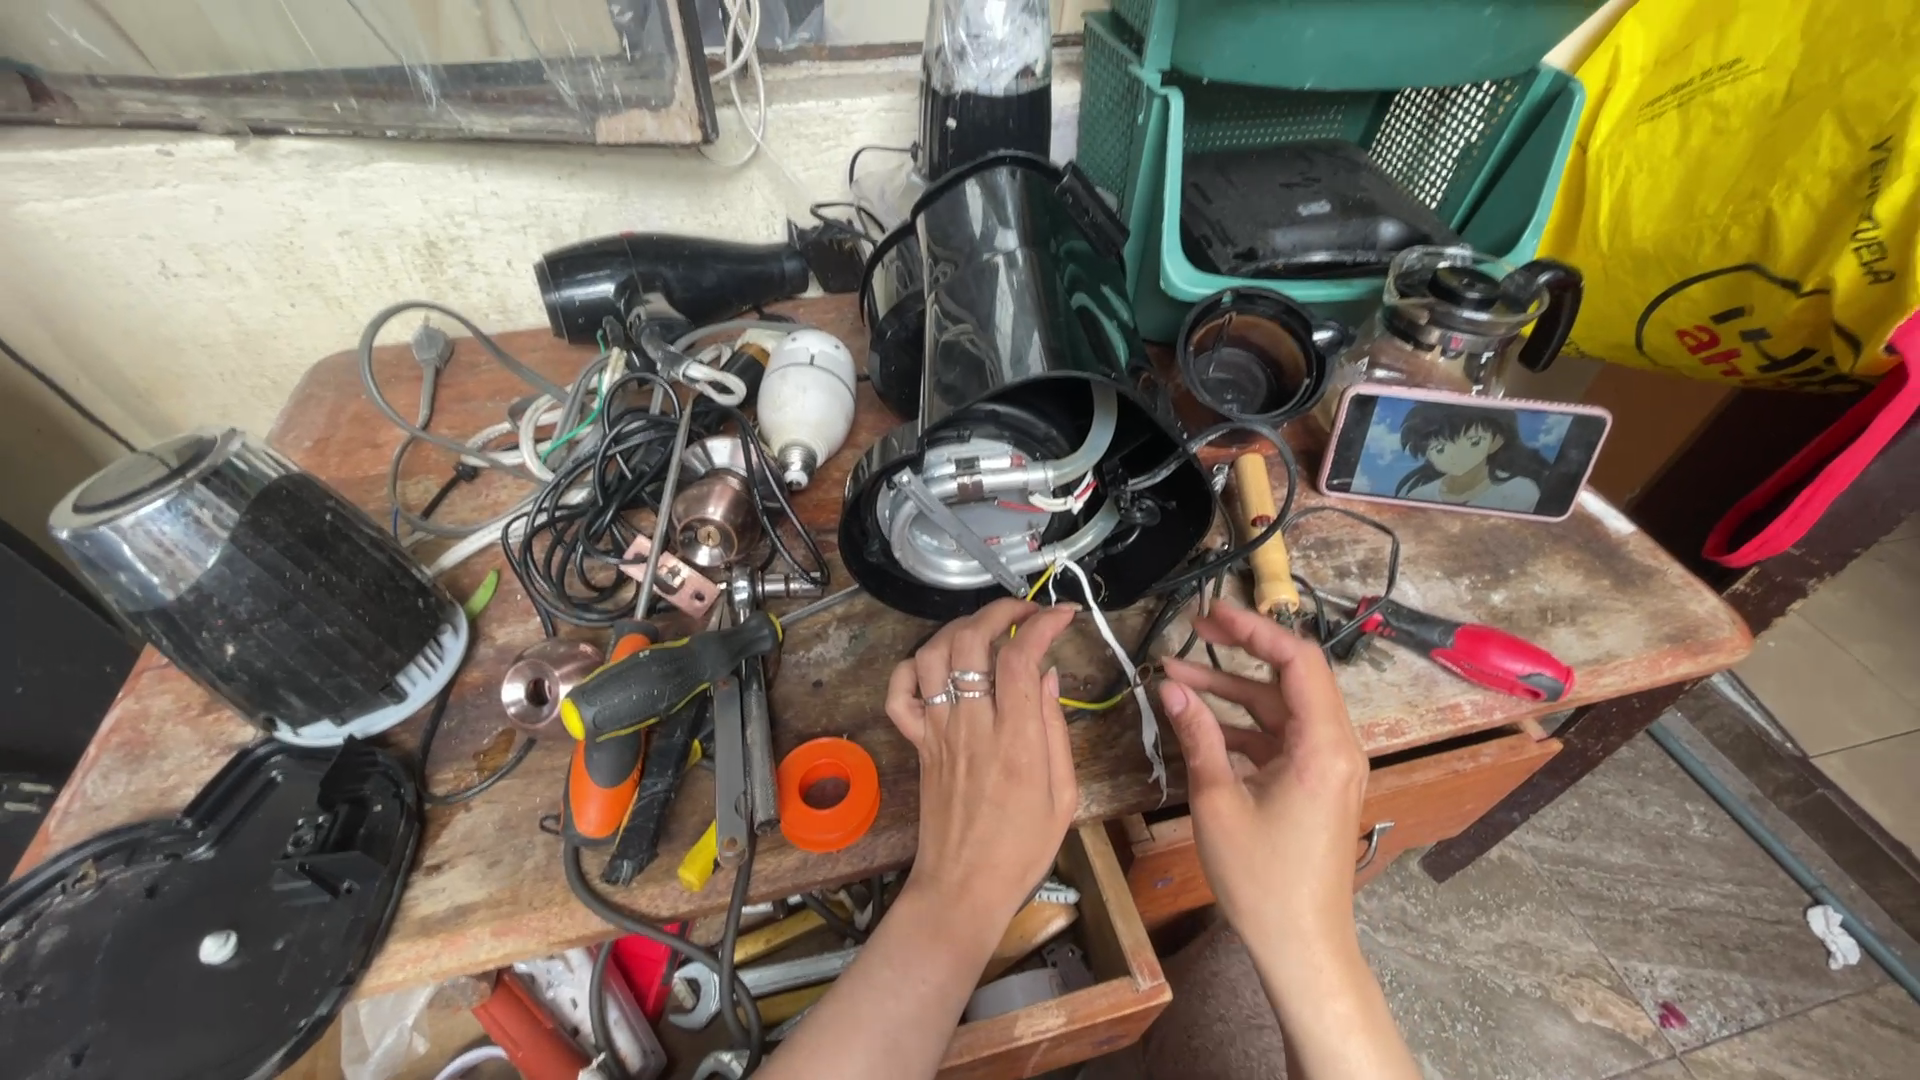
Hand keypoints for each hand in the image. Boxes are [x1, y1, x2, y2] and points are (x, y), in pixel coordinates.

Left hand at [884, 598, 1080, 929]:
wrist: (963, 888)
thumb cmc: (1022, 847)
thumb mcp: (1063, 794)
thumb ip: (1055, 728)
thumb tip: (1048, 674)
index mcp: (1015, 738)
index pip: (1020, 657)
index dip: (1042, 623)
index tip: (1063, 614)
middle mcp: (970, 723)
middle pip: (970, 640)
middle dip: (999, 610)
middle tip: (1026, 611)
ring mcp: (936, 730)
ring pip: (932, 655)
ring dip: (959, 628)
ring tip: (986, 629)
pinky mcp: (917, 743)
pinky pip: (898, 694)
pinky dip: (911, 668)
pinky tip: (937, 666)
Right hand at [1157, 601, 1367, 948]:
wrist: (1301, 947)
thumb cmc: (1262, 878)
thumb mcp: (1218, 800)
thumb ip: (1197, 735)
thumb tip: (1170, 686)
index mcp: (1324, 746)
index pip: (1297, 661)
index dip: (1254, 629)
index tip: (1211, 614)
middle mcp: (1335, 747)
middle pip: (1289, 678)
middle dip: (1238, 651)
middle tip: (1192, 630)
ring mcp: (1326, 765)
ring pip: (1278, 708)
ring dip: (1230, 692)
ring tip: (1174, 677)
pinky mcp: (1313, 783)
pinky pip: (1277, 737)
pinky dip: (1240, 725)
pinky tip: (1198, 723)